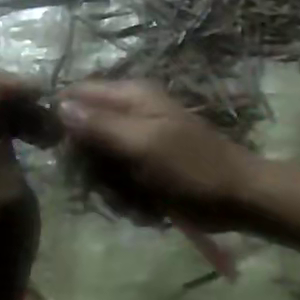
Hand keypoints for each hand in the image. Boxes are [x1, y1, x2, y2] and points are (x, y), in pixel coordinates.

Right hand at [56, 81, 259, 230]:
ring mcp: (139, 138)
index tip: (61, 151)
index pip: (77, 93)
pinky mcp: (146, 163)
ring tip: (133, 198)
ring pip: (99, 160)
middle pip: (85, 131)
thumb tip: (59, 105)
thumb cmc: (192, 167)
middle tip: (108, 183)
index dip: (63, 119)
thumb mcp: (143, 144)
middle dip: (92, 164)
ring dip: (111, 185)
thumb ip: (100, 124)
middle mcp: (130, 110)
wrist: (239, 196)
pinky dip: (128, 195)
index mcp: (130, 95)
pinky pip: (118, 177)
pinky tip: (146, 206)